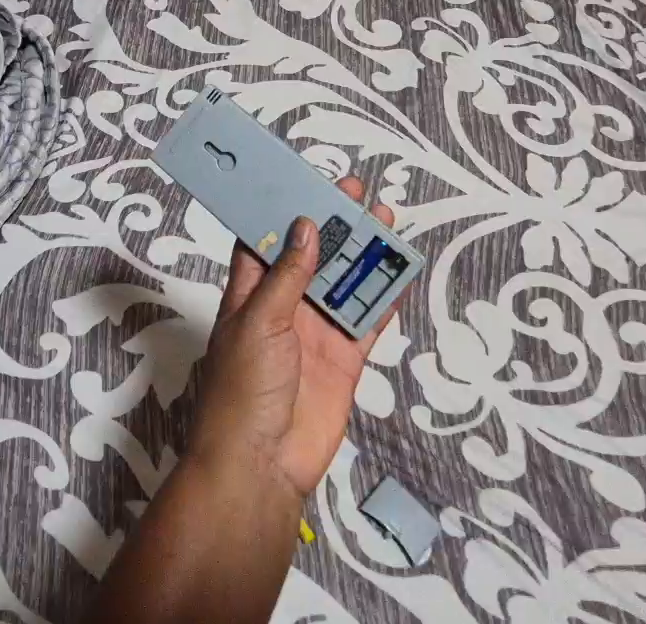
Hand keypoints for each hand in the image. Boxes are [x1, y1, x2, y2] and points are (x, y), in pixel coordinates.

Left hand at [187, 176, 397, 501]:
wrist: (262, 465)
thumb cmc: (244, 389)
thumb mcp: (259, 322)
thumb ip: (287, 277)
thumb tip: (306, 227)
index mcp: (250, 295)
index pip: (266, 242)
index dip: (284, 212)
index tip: (305, 181)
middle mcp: (283, 308)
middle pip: (312, 257)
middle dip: (332, 225)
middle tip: (356, 192)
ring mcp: (315, 334)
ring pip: (344, 283)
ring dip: (363, 254)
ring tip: (384, 219)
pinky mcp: (344, 359)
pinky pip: (367, 321)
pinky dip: (383, 297)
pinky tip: (400, 270)